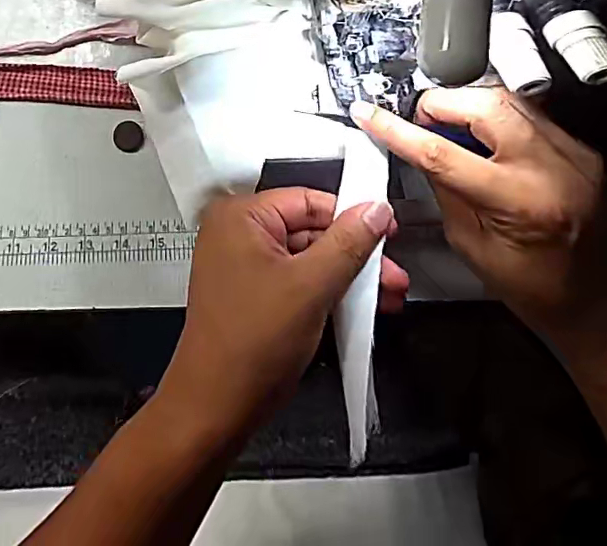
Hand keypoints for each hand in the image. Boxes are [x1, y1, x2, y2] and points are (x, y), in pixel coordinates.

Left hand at [158, 188, 406, 441]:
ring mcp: (240, 263)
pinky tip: (356, 307)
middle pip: (309, 229)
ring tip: (382, 295)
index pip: (307, 199)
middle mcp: (235, 233)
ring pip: (305, 257)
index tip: (385, 227)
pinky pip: (294, 278)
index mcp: (239, 216)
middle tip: (389, 272)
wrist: (216, 406)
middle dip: (354, 254)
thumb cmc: (246, 346)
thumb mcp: (311, 286)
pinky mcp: (250, 291)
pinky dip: (325, 291)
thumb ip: (348, 244)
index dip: (351, 214)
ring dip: (345, 276)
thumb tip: (374, 211)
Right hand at [351, 87, 606, 344]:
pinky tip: (482, 138)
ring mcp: (573, 154)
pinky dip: (494, 115)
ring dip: (466, 105)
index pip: (442, 151)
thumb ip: (443, 185)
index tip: (370, 115)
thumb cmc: (535, 286)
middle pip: (483, 103)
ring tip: (449, 128)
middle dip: (439, 103)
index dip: (398, 130)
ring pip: (506, 98)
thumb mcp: (469, 241)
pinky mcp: (580, 148)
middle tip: (419, 120)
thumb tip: (417, 145)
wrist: (599, 302)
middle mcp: (554, 169)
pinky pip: (526, 112)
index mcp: (521, 203)